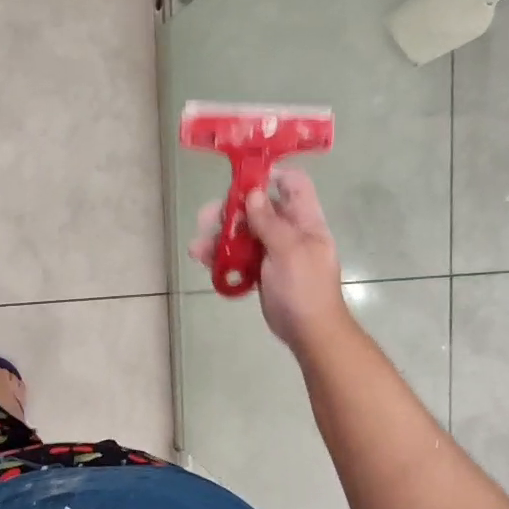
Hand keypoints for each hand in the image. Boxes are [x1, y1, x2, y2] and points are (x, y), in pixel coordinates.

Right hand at [189, 167, 348, 348]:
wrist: (310, 332)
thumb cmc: (305, 289)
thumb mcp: (289, 250)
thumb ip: (270, 221)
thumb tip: (253, 193)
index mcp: (305, 220)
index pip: (292, 184)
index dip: (270, 176)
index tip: (242, 181)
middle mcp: (289, 231)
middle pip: (257, 209)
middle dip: (230, 211)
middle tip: (207, 218)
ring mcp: (273, 252)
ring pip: (243, 234)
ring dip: (219, 237)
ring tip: (198, 248)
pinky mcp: (261, 272)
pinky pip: (239, 258)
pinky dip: (221, 258)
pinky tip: (203, 261)